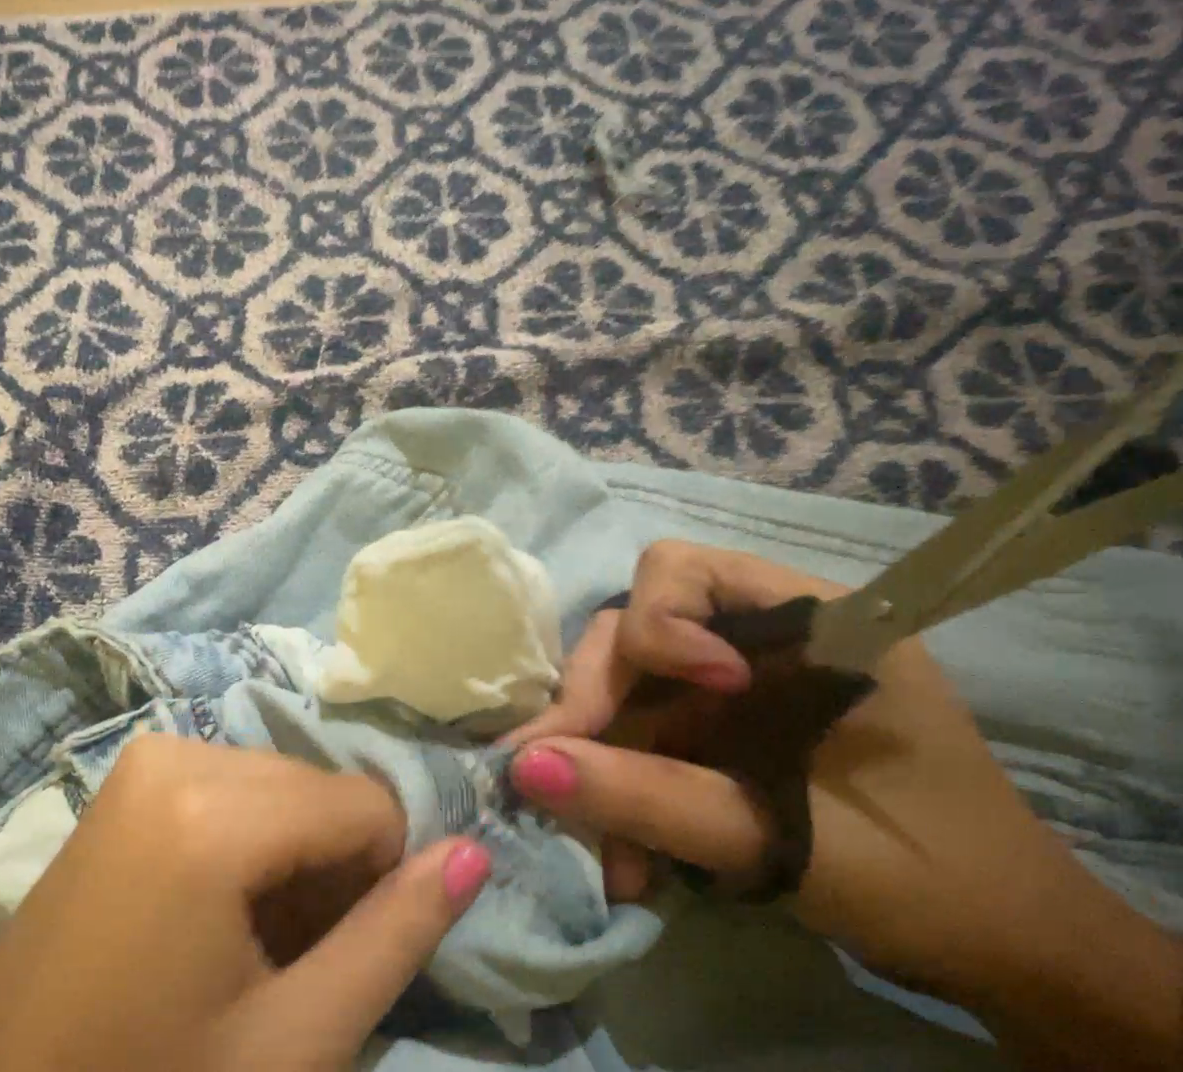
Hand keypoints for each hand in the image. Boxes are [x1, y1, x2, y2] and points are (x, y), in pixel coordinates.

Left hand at [0, 736, 491, 1071]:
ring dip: (291, 853)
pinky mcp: (125, 774)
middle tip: (294, 954)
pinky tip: (215, 907)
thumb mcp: (294, 1037)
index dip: (382, 878)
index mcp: (212, 813)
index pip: (365, 803)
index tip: (349, 949)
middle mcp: (176, 754)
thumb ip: (394, 938)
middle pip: (316, 788)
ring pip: (276, 783)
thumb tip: (472, 854)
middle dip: (333, 865)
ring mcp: (143, 758)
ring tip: (252, 940)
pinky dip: (246, 836)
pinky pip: (225, 784)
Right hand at [502, 541, 1181, 1070]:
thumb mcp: (778, 839)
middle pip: (637, 634)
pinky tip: (627, 853)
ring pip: (628, 692)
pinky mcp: (725, 732)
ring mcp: (739, 687)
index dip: (656, 628)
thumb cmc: (927, 882)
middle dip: (595, 707)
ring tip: (598, 846)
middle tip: (554, 781)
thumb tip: (521, 767)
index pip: (684, 572)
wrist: (1007, 957)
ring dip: (599, 761)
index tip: (685, 707)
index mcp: (814, 624)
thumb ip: (650, 797)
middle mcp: (764, 640)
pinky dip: (623, 786)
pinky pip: (646, 736)